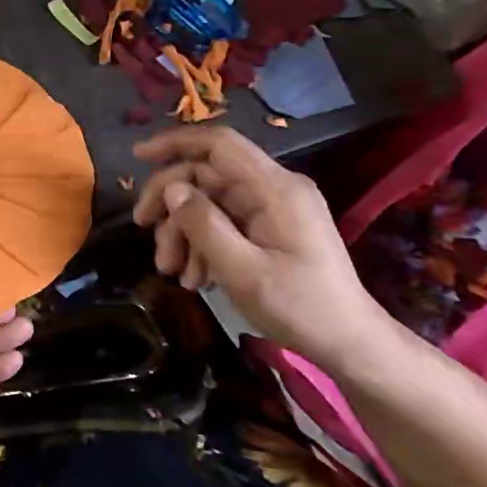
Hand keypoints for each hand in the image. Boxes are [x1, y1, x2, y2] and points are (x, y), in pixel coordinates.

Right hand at [133, 127, 390, 365]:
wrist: (349, 343)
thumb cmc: (301, 308)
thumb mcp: (244, 271)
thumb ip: (204, 226)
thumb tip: (171, 189)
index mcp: (275, 189)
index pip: (219, 145)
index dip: (175, 143)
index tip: (138, 156)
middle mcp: (273, 189)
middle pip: (207, 176)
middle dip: (172, 205)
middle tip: (143, 231)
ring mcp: (272, 209)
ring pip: (210, 203)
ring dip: (184, 232)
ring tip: (172, 271)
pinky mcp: (270, 228)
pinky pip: (225, 223)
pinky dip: (203, 246)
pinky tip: (195, 278)